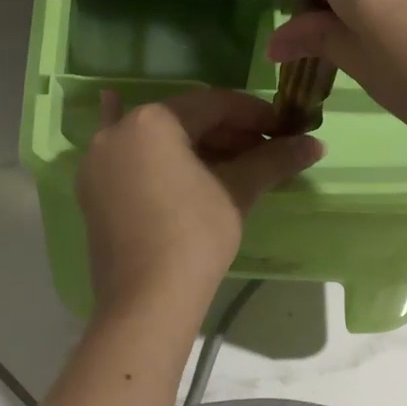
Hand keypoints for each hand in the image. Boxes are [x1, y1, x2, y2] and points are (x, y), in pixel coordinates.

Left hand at [76, 89, 323, 316]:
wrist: (145, 300)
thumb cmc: (194, 236)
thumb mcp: (237, 192)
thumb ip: (273, 160)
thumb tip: (314, 144)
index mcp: (153, 121)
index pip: (213, 105)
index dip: (253, 114)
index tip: (283, 128)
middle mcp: (118, 132)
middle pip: (183, 121)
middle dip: (225, 133)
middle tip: (262, 150)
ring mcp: (98, 161)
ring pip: (154, 140)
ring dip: (191, 144)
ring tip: (228, 158)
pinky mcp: (92, 190)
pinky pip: (122, 157)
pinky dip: (135, 144)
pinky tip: (114, 105)